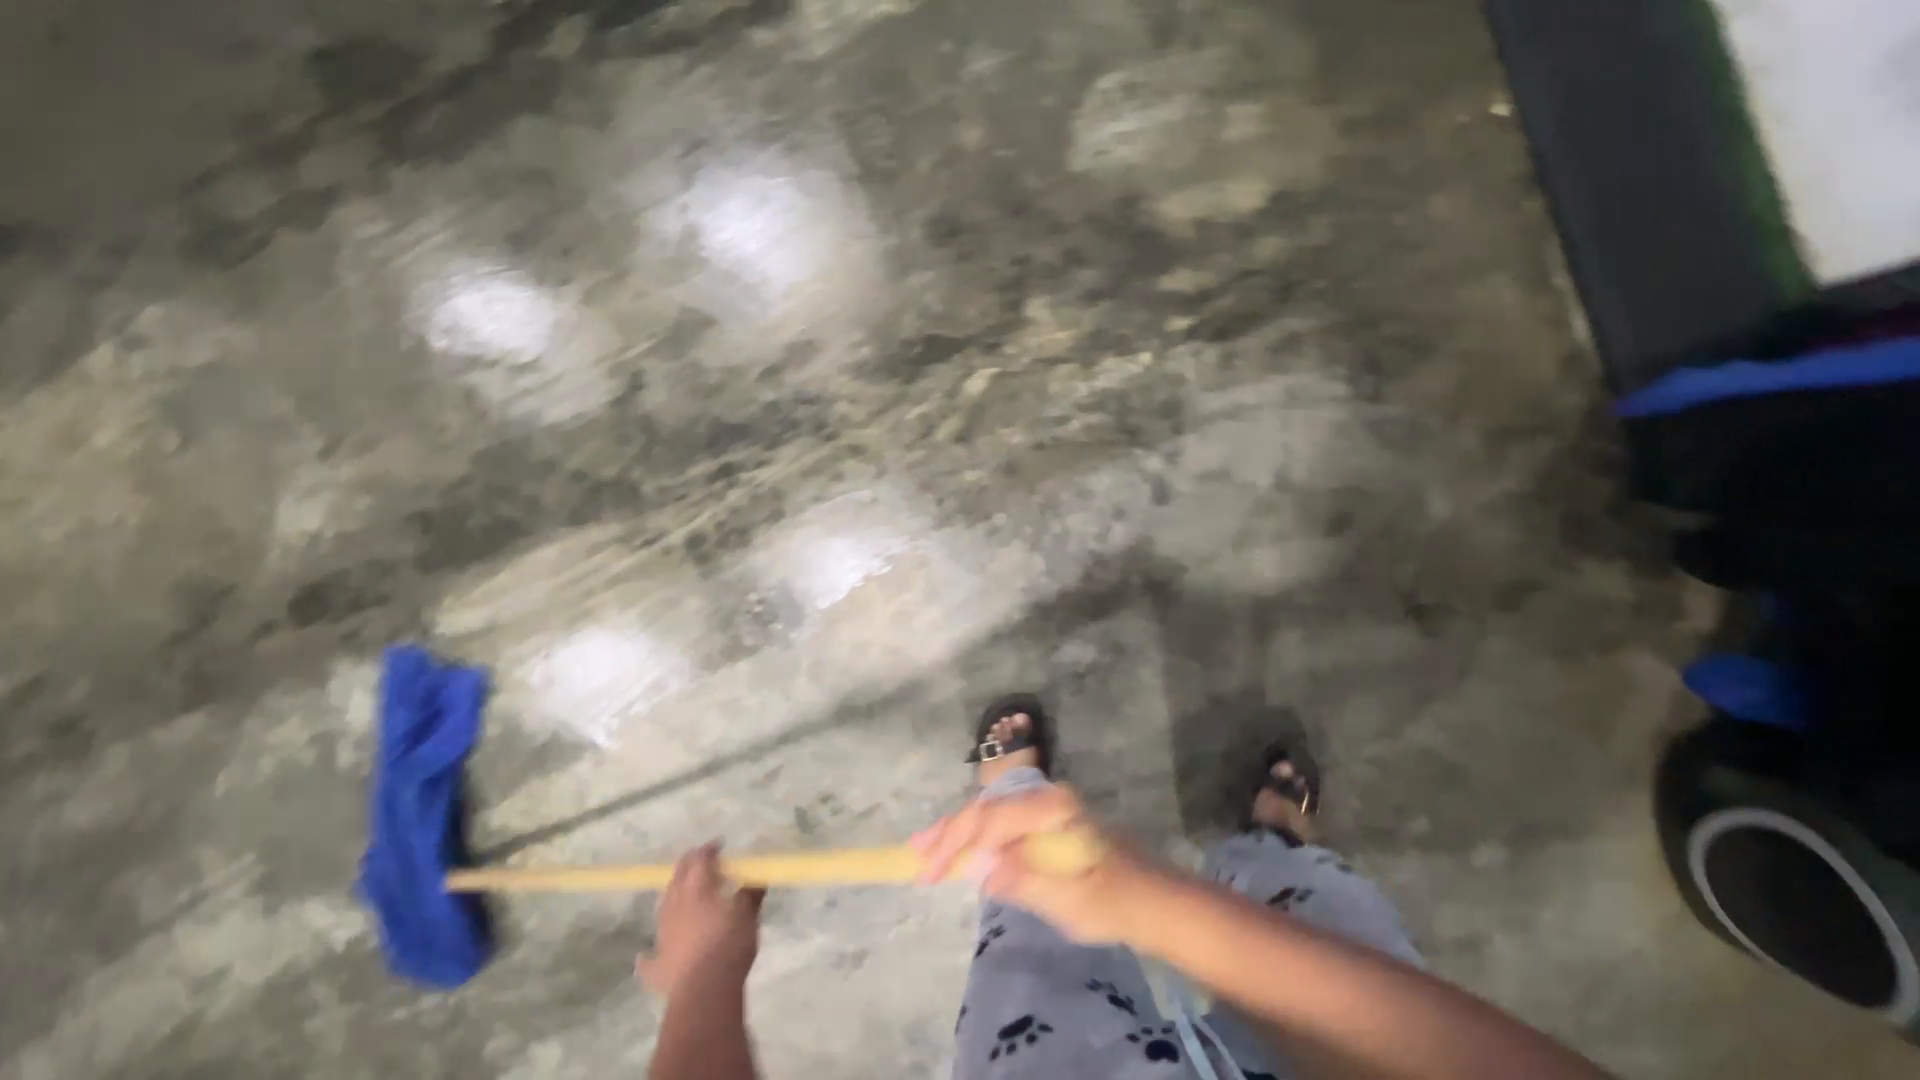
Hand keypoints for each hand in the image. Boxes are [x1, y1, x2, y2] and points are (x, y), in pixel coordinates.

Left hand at [636, 843, 764, 998]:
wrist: (704, 989)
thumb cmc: (729, 944)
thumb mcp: (748, 915)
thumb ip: (750, 895)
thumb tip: (757, 879)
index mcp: (697, 889)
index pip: (700, 860)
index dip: (708, 850)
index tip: (718, 846)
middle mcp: (675, 906)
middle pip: (676, 878)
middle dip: (686, 867)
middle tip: (698, 862)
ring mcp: (662, 935)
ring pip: (663, 908)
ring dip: (671, 898)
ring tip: (678, 898)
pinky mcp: (657, 965)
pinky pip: (649, 959)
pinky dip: (648, 957)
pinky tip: (644, 957)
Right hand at [912, 786, 1173, 943]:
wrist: (1152, 899)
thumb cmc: (1112, 902)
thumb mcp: (1068, 899)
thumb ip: (1023, 879)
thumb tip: (979, 868)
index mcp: (1052, 809)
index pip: (993, 819)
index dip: (957, 844)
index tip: (929, 873)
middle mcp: (1046, 797)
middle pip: (987, 809)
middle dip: (949, 832)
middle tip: (914, 855)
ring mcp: (1045, 806)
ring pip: (991, 812)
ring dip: (957, 829)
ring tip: (922, 845)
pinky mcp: (1045, 821)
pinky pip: (1002, 821)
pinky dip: (976, 833)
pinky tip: (956, 845)